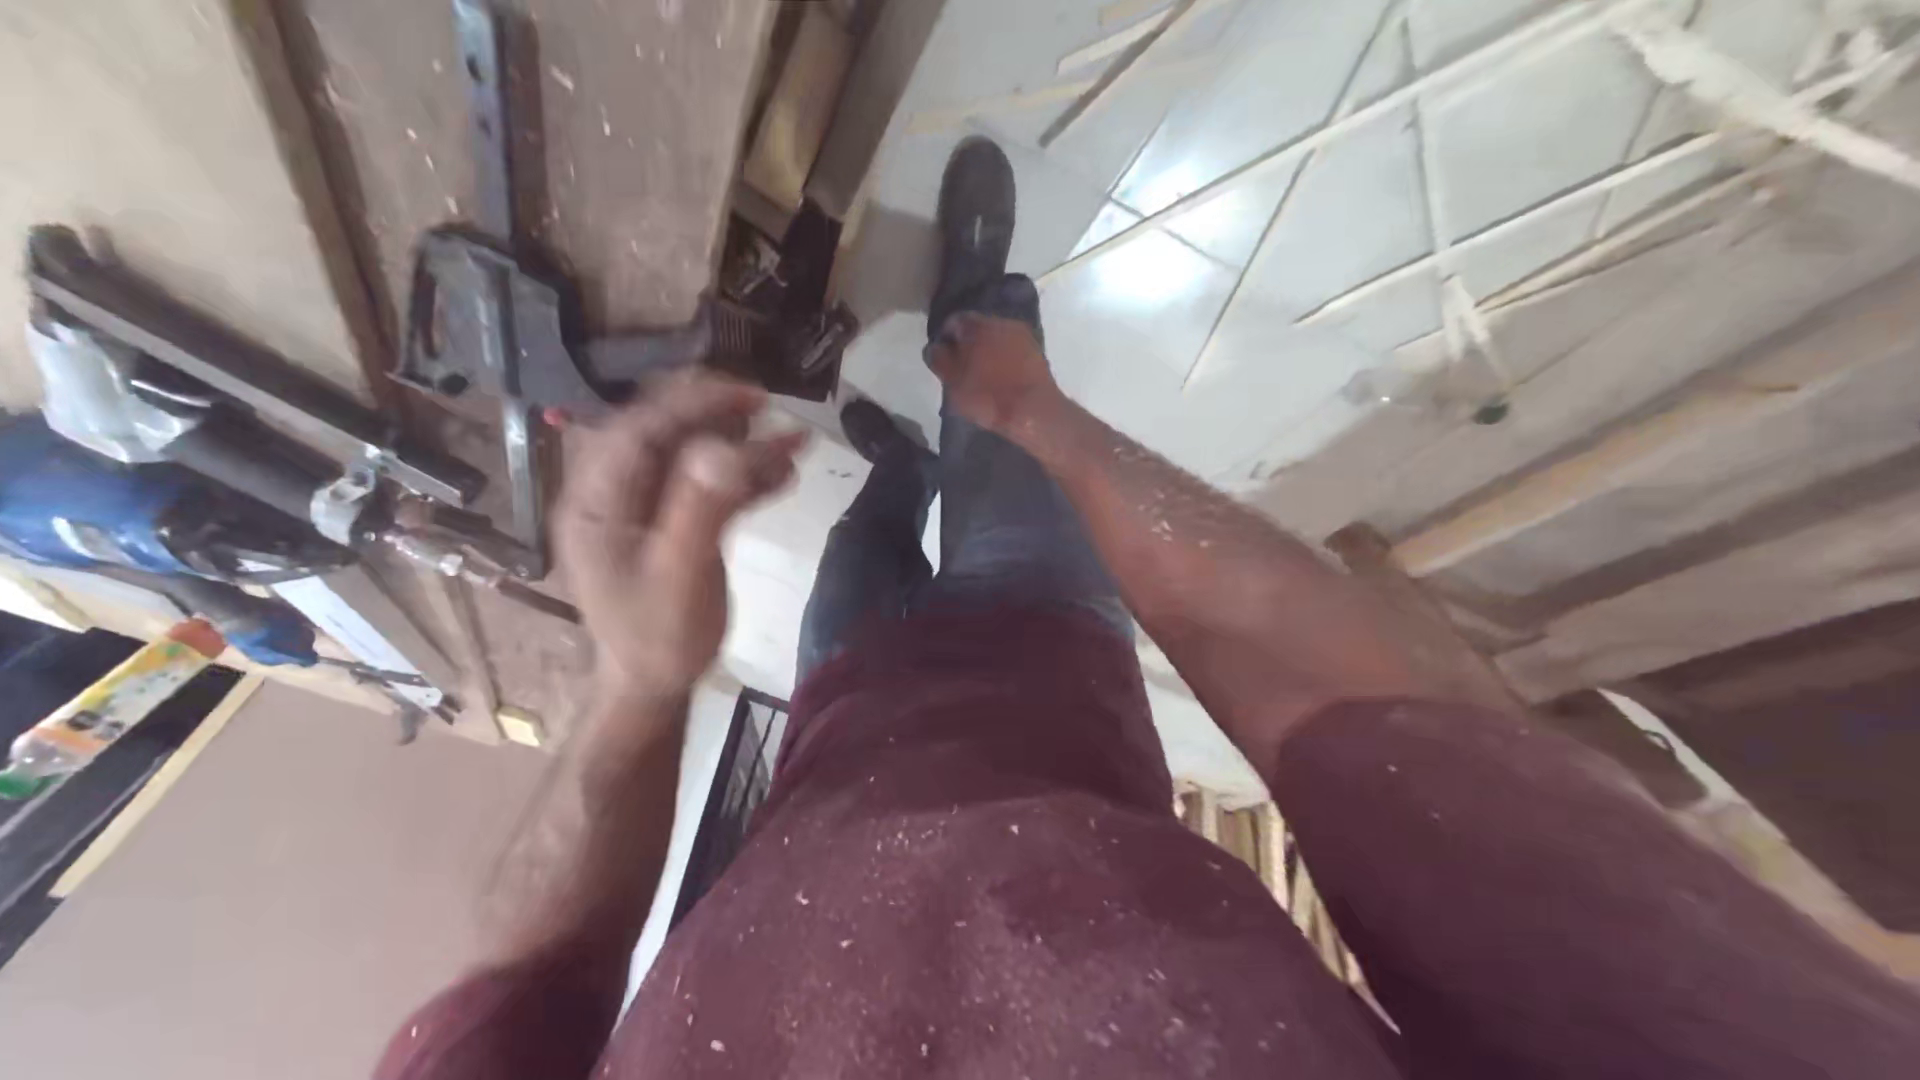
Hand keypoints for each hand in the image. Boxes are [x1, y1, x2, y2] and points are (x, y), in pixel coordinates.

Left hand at [553, 373, 805, 700]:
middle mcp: (620, 494)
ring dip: (745, 448)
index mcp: (600, 500)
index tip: (751, 397)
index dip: (694, 402)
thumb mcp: (679, 576)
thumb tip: (725, 447)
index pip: (642, 428)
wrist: (657, 684)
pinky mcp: (677, 523)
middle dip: (724, 419)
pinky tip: (785, 475)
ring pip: (696, 458)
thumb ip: (699, 511)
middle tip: (773, 414)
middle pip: (670, 434)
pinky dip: (749, 478)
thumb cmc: (659, 638)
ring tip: (794, 446)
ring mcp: (648, 508)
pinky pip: (712, 487)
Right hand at [927, 313, 1061, 435]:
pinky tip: (1000, 379)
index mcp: (977, 325)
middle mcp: (1002, 322)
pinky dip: (1004, 361)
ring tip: (981, 376)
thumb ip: (939, 359)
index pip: (954, 321)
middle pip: (977, 329)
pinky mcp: (1037, 353)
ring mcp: (1023, 336)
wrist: (1033, 411)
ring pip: (997, 340)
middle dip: (967, 345)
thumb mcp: (952, 380)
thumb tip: (935, 347)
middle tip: (960, 368)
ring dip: (987, 353)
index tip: (942, 358)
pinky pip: (1013, 352)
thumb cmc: (987, 395)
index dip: (945, 338)